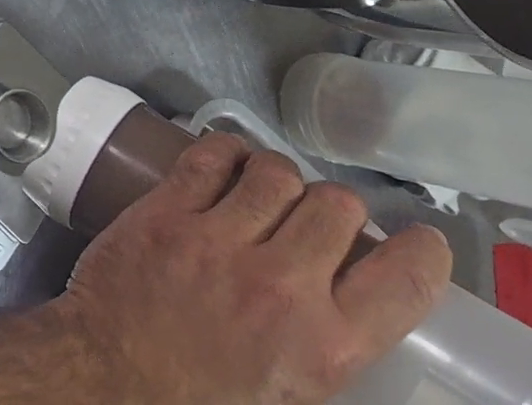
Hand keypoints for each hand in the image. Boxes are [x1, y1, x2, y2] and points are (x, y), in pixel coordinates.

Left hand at [54, 133, 451, 404]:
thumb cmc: (204, 398)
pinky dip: (224, 150)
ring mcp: (217, 241)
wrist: (110, 375)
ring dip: (277, 175)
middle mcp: (281, 284)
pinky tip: (226, 160)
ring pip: (275, 173)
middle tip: (312, 218)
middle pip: (337, 206)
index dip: (421, 249)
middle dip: (333, 206)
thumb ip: (332, 347)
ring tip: (265, 190)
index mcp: (328, 343)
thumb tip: (355, 304)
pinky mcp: (164, 212)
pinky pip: (208, 158)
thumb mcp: (295, 395)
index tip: (412, 238)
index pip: (407, 278)